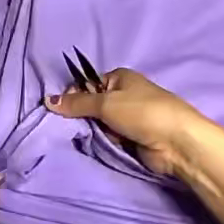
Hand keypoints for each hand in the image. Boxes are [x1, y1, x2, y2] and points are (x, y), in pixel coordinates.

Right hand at [44, 68, 216, 177]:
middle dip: (83, 116)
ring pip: (99, 123)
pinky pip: (110, 137)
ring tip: (94, 136)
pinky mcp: (132, 136)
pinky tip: (104, 144)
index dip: (74, 95)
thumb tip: (47, 100)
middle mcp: (124, 94)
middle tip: (74, 125)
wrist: (176, 141)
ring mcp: (128, 117)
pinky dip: (106, 141)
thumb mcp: (105, 103)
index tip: (62, 109)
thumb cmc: (142, 113)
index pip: (88, 84)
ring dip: (95, 131)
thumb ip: (77, 103)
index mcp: (119, 78)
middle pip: (92, 104)